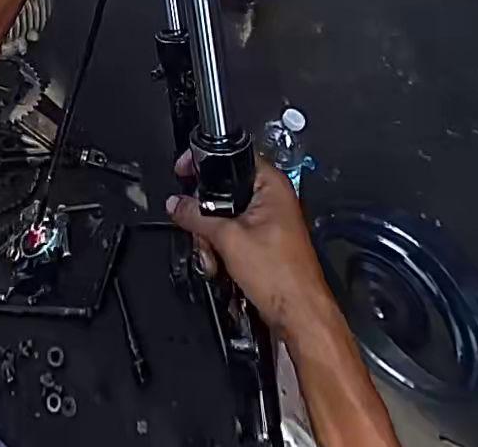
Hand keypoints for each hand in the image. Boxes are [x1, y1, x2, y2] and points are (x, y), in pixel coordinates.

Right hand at [166, 152, 340, 338]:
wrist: (300, 319)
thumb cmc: (283, 278)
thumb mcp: (228, 239)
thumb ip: (195, 216)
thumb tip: (177, 204)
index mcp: (271, 185)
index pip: (232, 158)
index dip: (204, 163)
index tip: (185, 171)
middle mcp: (272, 199)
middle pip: (222, 191)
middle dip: (205, 215)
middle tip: (201, 230)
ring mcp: (267, 221)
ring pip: (223, 216)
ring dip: (210, 237)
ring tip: (213, 256)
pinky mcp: (262, 242)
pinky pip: (231, 234)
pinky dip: (220, 248)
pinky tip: (220, 265)